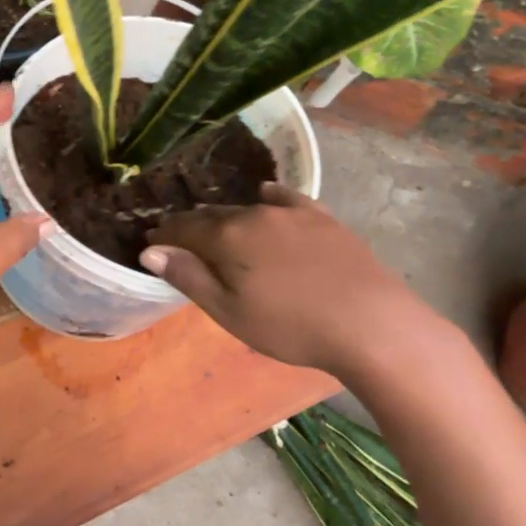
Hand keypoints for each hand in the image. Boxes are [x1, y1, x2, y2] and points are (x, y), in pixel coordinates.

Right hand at [140, 183, 438, 376]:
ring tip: (219, 233)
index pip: (182, 228)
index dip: (163, 236)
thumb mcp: (230, 312)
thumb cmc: (292, 327)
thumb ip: (189, 277)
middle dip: (192, 227)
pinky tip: (264, 198)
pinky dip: (268, 199)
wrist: (374, 326)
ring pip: (246, 209)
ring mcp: (292, 214)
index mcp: (226, 237)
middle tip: (181, 244)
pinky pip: (286, 199)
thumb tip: (150, 250)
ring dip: (225, 219)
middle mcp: (254, 214)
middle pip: (211, 216)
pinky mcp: (324, 219)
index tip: (151, 245)